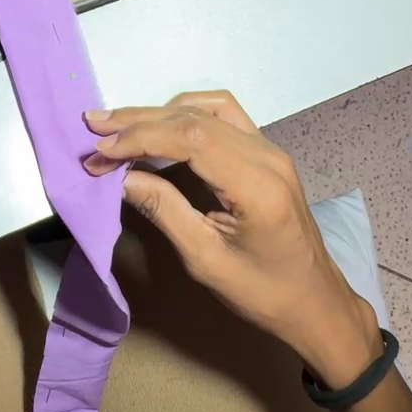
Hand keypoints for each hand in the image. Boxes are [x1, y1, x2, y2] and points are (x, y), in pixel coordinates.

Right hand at [85, 91, 383, 386]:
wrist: (317, 304)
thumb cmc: (263, 293)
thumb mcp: (205, 260)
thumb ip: (164, 210)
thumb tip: (121, 176)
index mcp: (256, 185)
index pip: (190, 137)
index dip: (140, 137)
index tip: (101, 152)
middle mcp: (266, 155)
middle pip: (194, 117)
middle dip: (139, 121)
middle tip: (94, 127)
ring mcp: (269, 148)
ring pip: (206, 108)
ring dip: (158, 112)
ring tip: (118, 124)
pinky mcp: (265, 151)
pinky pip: (223, 113)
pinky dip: (185, 111)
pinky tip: (160, 122)